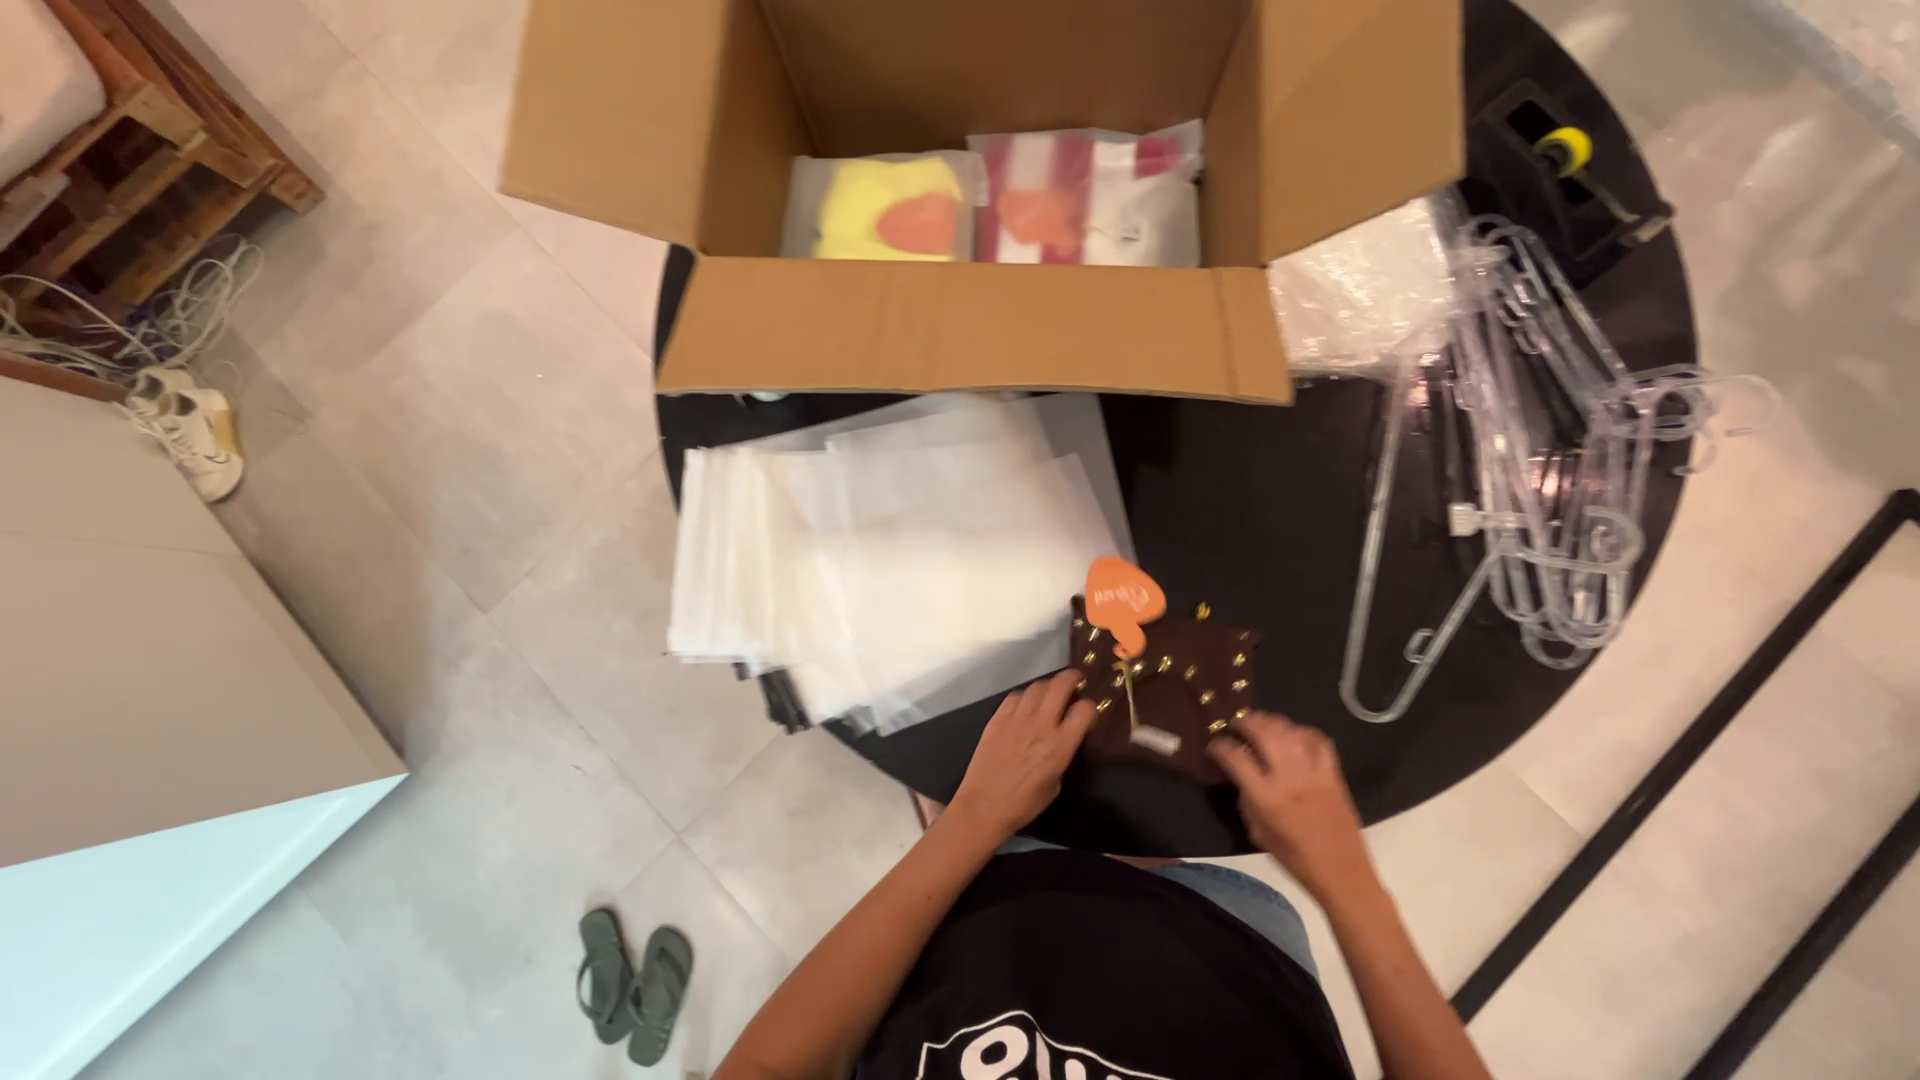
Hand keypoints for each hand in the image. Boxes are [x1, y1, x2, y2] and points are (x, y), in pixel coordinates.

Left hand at [948, 670, 1098, 842]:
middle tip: (1076, 679)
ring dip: (1048, 685)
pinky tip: (1025, 704)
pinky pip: (1015, 697)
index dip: (1091, 706)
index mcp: (1060, 746)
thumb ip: (1062, 757)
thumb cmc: (1024, 804)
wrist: (984, 805)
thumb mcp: (1055, 785)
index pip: (1084, 711)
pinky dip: (1024, 696)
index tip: (1088, 708)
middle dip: (1072, 678)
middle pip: (1061, 686)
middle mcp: (1041, 725)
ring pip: (1037, 687)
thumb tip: (1063, 741)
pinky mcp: (997, 718)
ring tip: (1050, 691)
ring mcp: (1017, 719)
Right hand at [1209, 711, 1380, 906]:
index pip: (1236, 757)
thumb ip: (1247, 799)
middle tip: (1235, 722)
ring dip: (1271, 721)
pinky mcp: (1334, 774)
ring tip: (1261, 723)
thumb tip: (1240, 776)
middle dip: (1245, 722)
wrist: (1341, 871)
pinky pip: (1319, 741)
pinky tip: (1294, 734)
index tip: (1214, 745)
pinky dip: (1303, 731)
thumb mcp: (1257, 832)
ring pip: (1290, 731)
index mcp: (1267, 797)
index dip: (1220, 746)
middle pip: (1264, 733)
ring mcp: (1314, 773)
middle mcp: (1289, 778)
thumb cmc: (1294, 858)